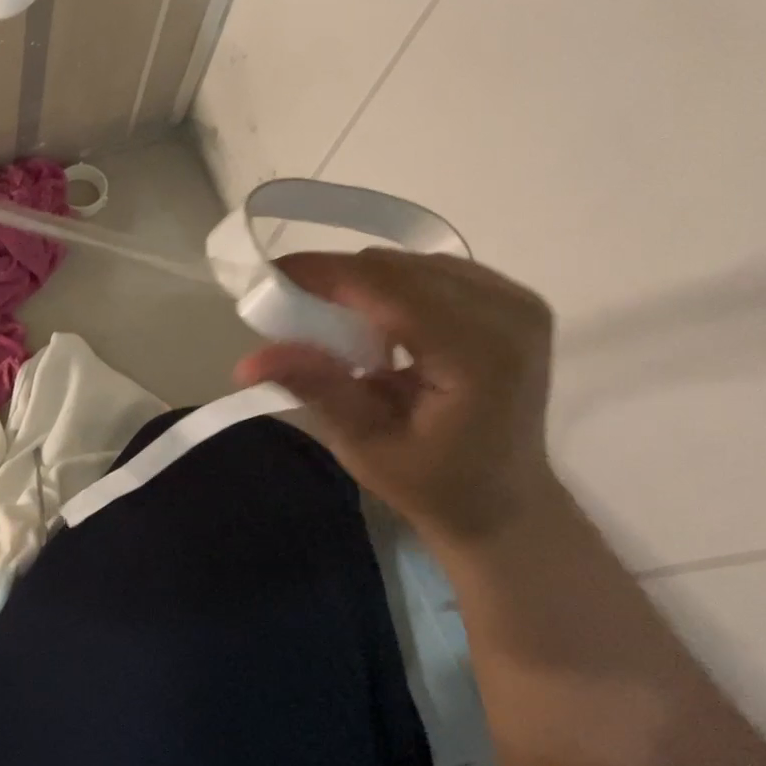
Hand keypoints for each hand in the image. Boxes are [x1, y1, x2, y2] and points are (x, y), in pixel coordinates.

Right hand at [234, 249, 559, 540]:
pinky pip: (435, 273)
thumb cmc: (431, 483)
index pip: (391, 288)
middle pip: (401, 269)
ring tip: (322, 318)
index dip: (325, 273)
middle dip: (337, 279)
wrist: (501, 501)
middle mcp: (508, 314)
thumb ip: (318, 388)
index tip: (266, 277)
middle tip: (285, 308)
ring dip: (362, 284)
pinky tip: (368, 321)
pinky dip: (390, 289)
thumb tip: (248, 361)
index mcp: (479, 353)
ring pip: (414, 264)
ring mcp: (516, 303)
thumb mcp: (364, 444)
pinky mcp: (512, 303)